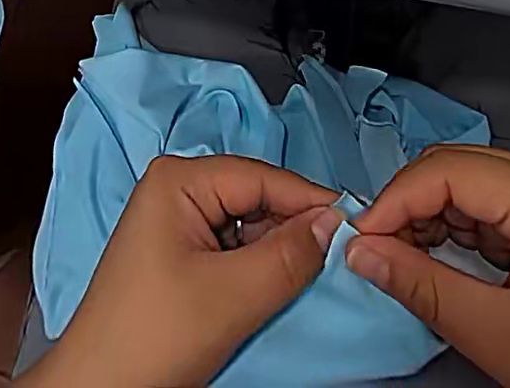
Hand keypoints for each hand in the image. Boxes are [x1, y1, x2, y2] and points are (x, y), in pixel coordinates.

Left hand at [21, 154, 341, 387]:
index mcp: (178, 178)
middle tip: (336, 254)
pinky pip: (230, 243)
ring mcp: (174, 216)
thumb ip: (287, 256)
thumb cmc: (156, 334)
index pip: (257, 176)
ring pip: (243, 221)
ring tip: (308, 272)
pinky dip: (256, 261)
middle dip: (290, 224)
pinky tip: (275, 281)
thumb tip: (331, 223)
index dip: (306, 198)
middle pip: (251, 195)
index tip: (353, 221)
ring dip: (274, 246)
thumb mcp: (231, 296)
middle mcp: (175, 186)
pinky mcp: (178, 247)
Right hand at [345, 145, 509, 387]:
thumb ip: (425, 288)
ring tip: (405, 259)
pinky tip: (440, 259)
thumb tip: (358, 252)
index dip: (394, 200)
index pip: (446, 171)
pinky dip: (453, 228)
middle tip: (377, 249)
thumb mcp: (508, 339)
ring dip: (428, 216)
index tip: (359, 238)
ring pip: (464, 182)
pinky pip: (485, 203)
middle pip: (453, 167)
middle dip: (408, 205)